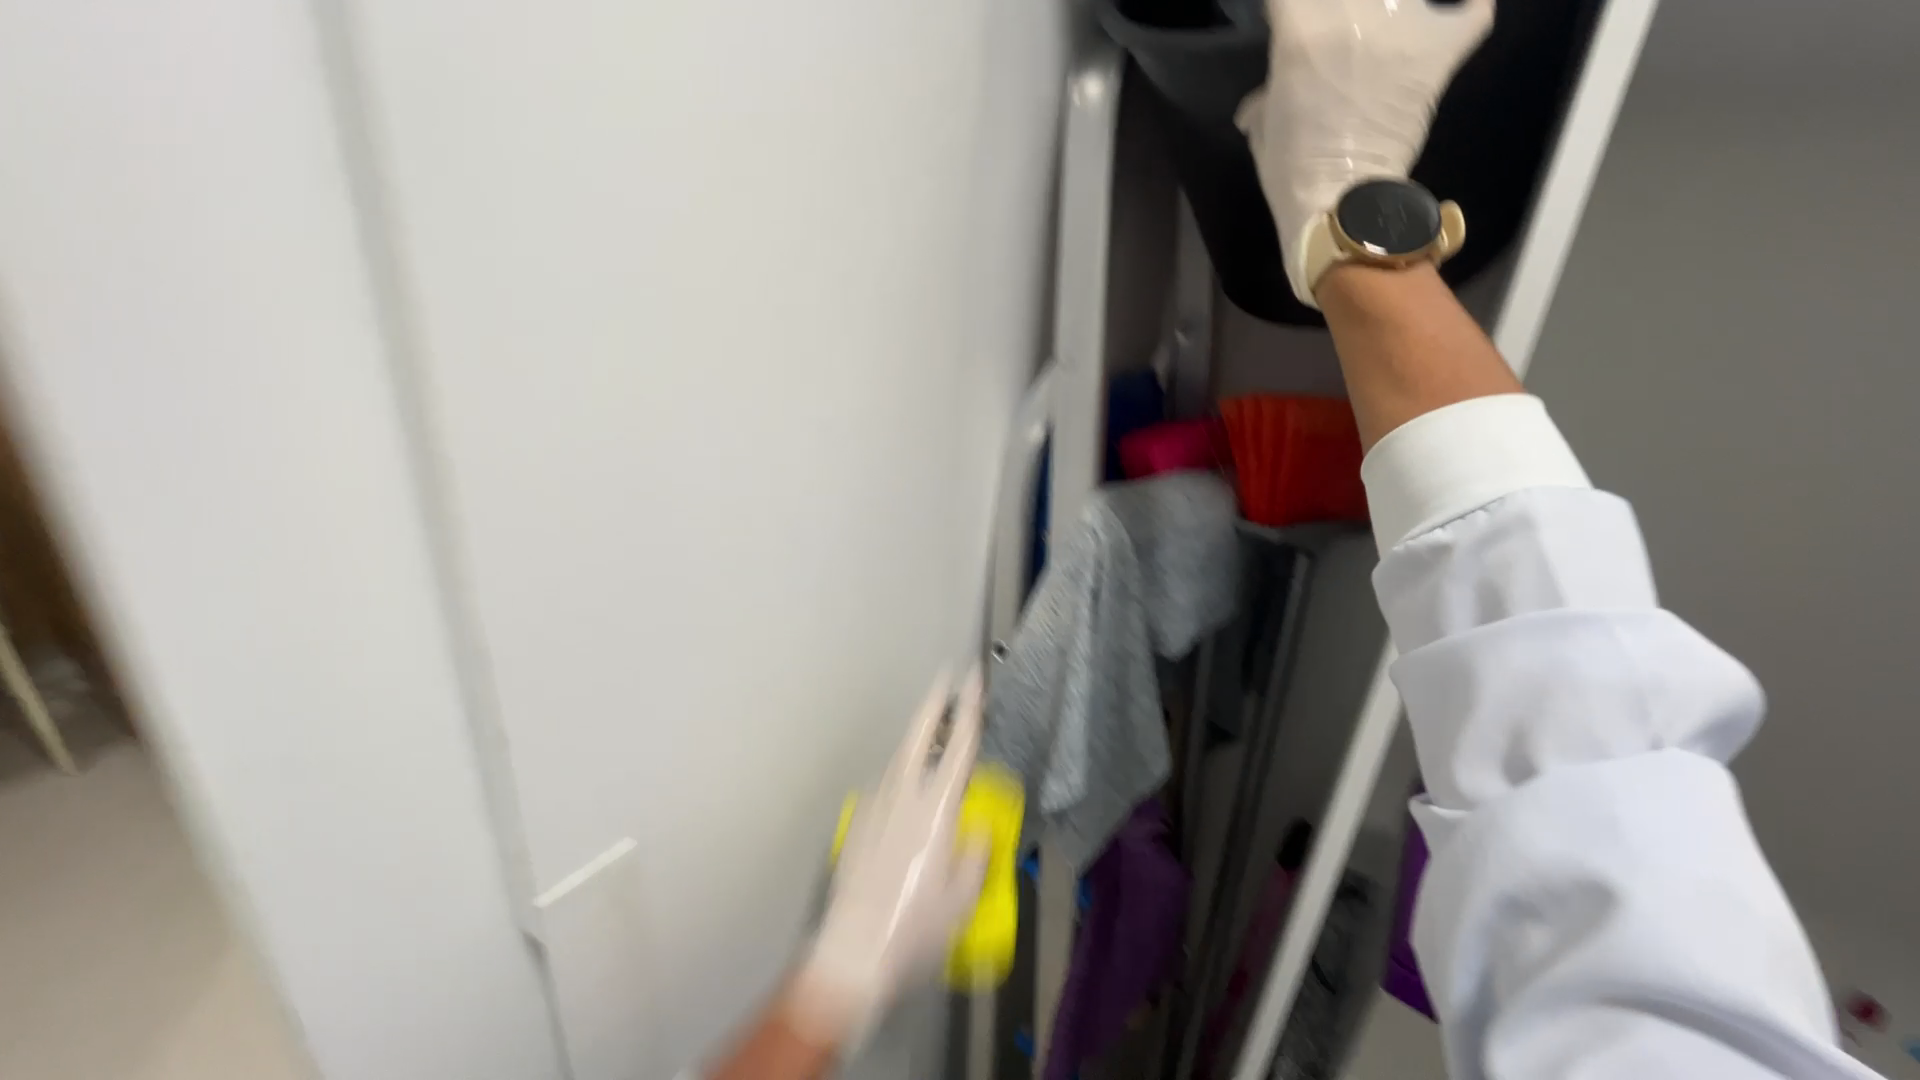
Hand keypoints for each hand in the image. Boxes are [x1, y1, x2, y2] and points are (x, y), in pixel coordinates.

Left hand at [789, 669, 988, 1045]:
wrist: (854, 952)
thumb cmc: (916, 928)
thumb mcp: (964, 897)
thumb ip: (974, 853)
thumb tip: (973, 829)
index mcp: (936, 810)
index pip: (958, 746)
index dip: (968, 709)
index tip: (972, 681)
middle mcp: (904, 798)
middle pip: (920, 737)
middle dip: (935, 703)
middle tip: (946, 678)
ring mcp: (876, 807)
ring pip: (899, 760)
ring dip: (916, 739)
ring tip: (931, 728)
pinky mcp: (858, 824)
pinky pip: (885, 788)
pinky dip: (899, 777)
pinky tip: (906, 790)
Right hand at [1237, 0, 1493, 298]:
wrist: (1341, 203)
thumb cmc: (1290, 171)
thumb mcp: (1262, 129)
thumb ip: (1268, 94)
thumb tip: (1267, 96)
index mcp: (1299, 29)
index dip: (1284, 7)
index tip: (1281, 19)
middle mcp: (1353, 13)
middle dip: (1340, 7)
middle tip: (1338, 27)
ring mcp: (1403, 29)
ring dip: (1394, 6)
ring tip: (1389, 20)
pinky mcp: (1439, 52)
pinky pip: (1471, 12)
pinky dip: (1465, 9)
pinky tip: (1456, 11)